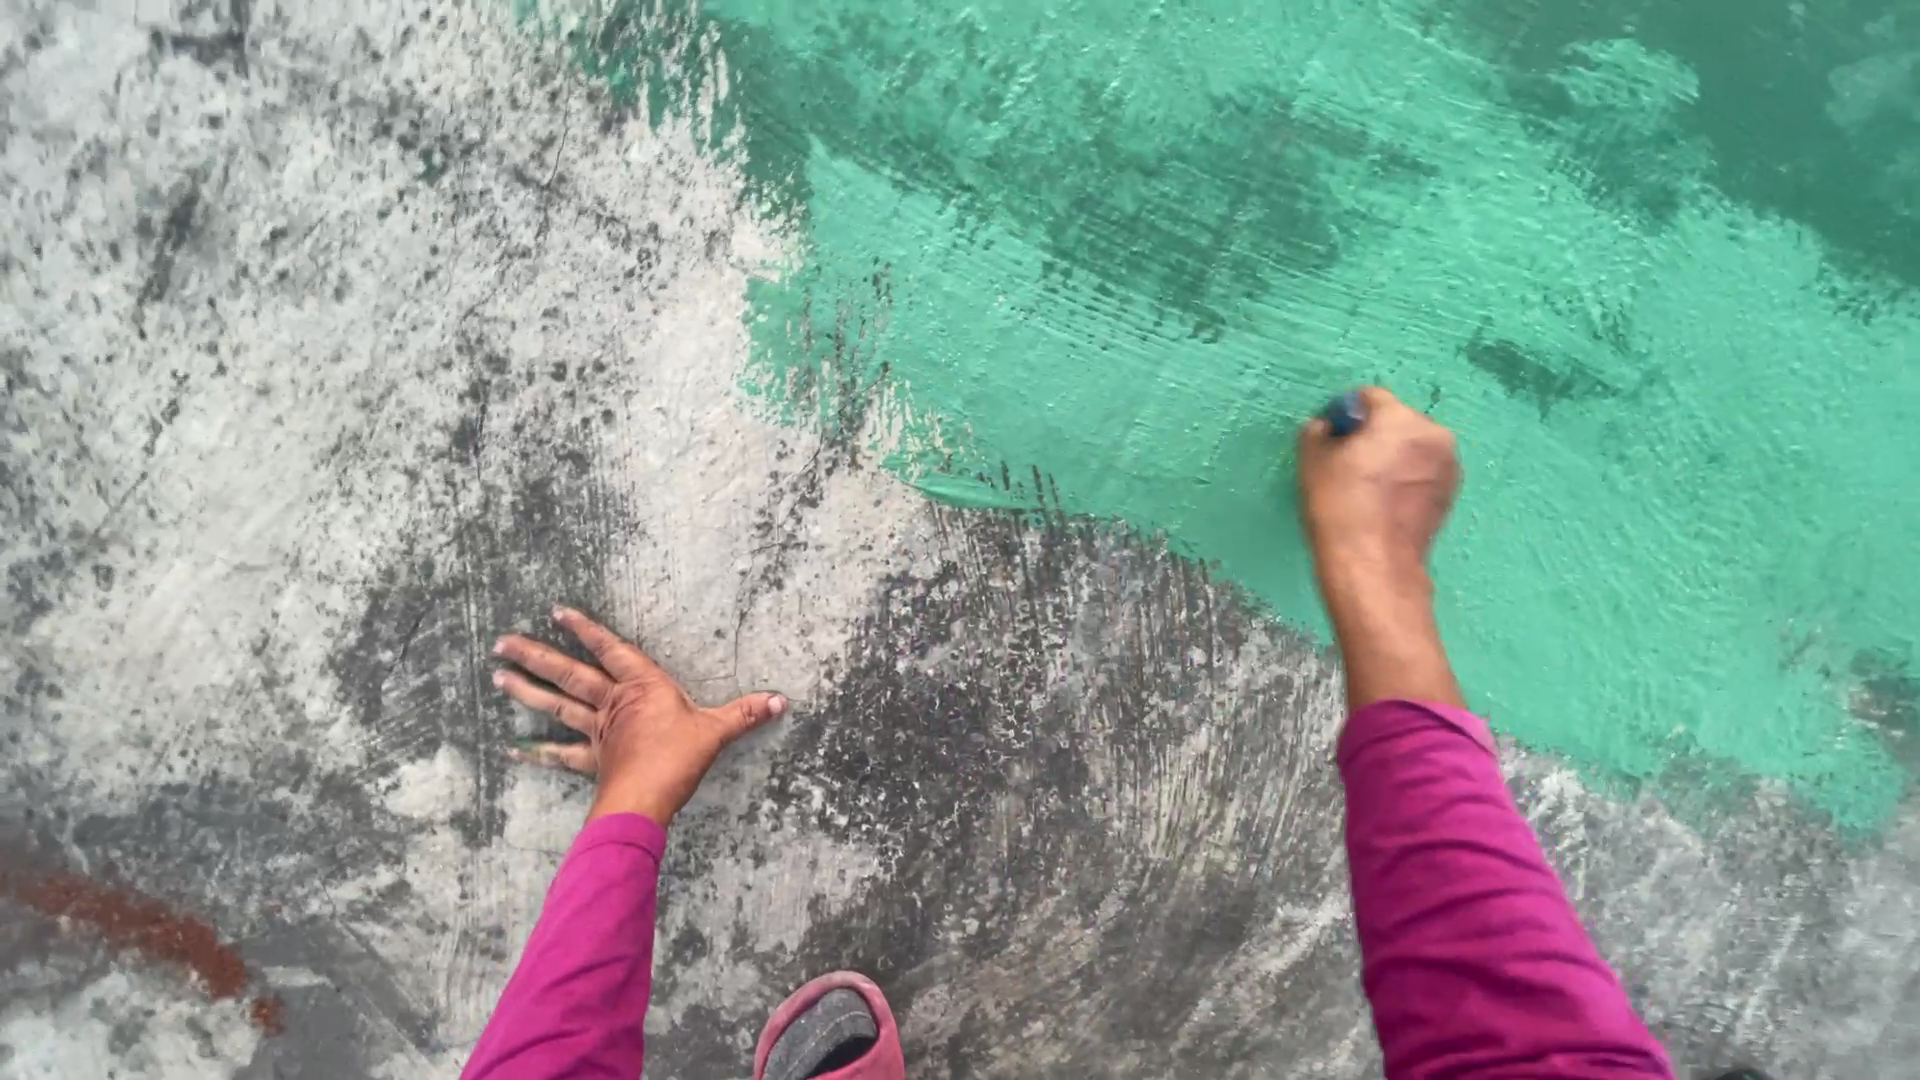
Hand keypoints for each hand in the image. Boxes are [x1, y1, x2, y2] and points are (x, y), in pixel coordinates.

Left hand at [490, 606, 786, 826]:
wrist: (645, 802)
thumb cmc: (677, 759)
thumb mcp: (717, 731)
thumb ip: (746, 713)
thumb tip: (782, 701)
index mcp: (643, 687)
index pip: (611, 650)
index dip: (584, 630)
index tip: (556, 612)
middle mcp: (615, 704)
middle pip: (570, 674)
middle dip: (537, 656)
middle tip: (503, 642)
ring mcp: (598, 733)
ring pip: (557, 706)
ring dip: (526, 691)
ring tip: (498, 675)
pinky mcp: (592, 761)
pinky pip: (560, 754)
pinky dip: (536, 751)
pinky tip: (511, 747)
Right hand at [1298, 387, 1459, 583]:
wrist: (1373, 562)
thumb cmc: (1338, 506)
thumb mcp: (1312, 462)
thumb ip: (1317, 431)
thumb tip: (1327, 426)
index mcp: (1400, 419)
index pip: (1369, 397)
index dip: (1345, 414)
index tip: (1330, 439)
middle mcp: (1434, 433)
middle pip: (1395, 420)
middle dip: (1373, 435)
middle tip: (1347, 465)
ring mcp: (1449, 464)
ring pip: (1412, 446)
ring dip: (1392, 456)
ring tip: (1367, 487)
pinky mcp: (1452, 492)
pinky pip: (1423, 469)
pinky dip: (1406, 477)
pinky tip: (1385, 502)